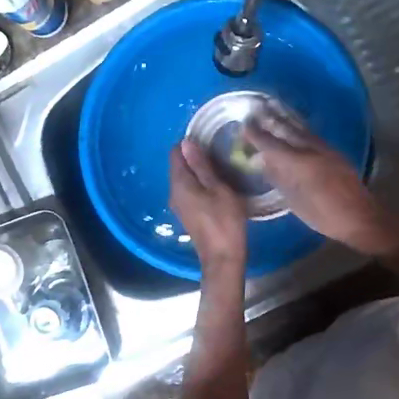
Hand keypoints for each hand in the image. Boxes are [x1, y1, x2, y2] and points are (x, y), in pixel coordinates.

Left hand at [169, 139, 247, 273]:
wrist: (222, 256)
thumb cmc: (224, 220)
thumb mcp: (218, 188)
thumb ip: (202, 165)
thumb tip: (186, 142)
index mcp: (179, 183)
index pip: (175, 153)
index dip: (190, 144)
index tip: (210, 142)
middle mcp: (173, 192)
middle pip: (179, 166)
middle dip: (195, 157)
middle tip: (219, 155)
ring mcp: (179, 204)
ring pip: (185, 179)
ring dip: (199, 171)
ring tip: (221, 169)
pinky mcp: (187, 214)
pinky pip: (189, 191)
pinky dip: (200, 184)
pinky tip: (217, 187)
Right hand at [247, 116, 398, 255]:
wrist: (361, 217)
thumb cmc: (325, 216)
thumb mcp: (296, 202)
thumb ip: (279, 178)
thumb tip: (263, 162)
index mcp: (300, 163)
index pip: (272, 144)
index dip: (257, 134)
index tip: (244, 124)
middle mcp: (312, 150)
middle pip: (287, 129)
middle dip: (271, 119)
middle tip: (257, 107)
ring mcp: (325, 149)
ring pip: (301, 129)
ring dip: (286, 119)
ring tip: (273, 109)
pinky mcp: (334, 153)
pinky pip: (311, 135)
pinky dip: (298, 128)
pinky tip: (294, 128)